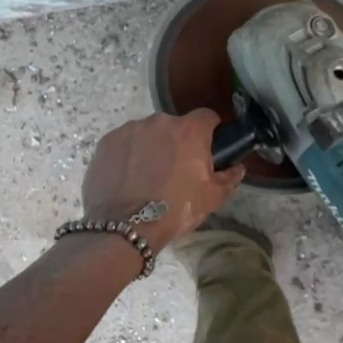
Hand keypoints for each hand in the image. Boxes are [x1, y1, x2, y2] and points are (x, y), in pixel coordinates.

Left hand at [81, 110, 243, 251]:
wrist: (125, 227)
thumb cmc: (177, 208)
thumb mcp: (213, 197)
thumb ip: (229, 177)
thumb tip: (237, 168)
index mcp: (190, 130)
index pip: (207, 116)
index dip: (210, 129)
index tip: (208, 146)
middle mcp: (160, 122)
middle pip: (175, 125)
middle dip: (178, 141)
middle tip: (177, 168)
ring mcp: (130, 130)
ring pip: (148, 133)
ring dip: (152, 146)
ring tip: (148, 175)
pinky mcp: (106, 142)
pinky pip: (124, 143)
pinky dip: (129, 154)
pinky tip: (128, 177)